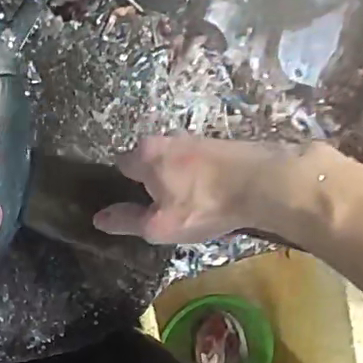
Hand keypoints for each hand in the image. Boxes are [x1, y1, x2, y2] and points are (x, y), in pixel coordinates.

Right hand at [95, 136, 294, 243]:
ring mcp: (196, 138)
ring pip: (175, 164)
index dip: (124, 190)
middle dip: (152, 186)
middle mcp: (167, 138)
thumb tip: (98, 219)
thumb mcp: (158, 225)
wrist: (264, 183)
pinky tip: (211, 199)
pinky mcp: (221, 144)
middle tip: (162, 214)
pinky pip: (199, 166)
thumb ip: (127, 221)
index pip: (120, 167)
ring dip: (178, 184)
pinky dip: (200, 181)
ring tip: (190, 210)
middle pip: (149, 164)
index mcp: (145, 153)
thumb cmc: (203, 205)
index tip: (134, 210)